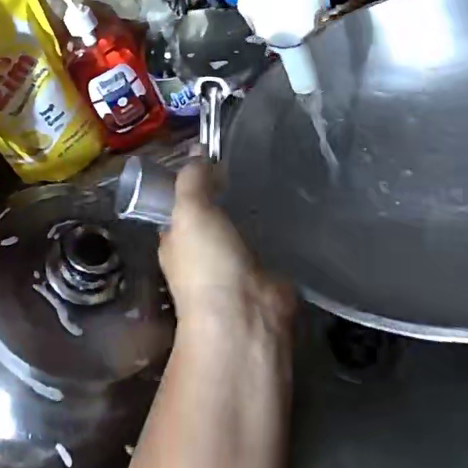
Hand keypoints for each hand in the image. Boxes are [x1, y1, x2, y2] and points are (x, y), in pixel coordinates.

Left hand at [159, 158, 294, 338]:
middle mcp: (202, 253)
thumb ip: (192, 179)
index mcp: (176, 240)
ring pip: (242, 227)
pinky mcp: (266, 272)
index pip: (180, 204)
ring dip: (254, 209)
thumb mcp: (190, 211)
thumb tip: (197, 150)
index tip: (215, 154)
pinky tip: (291, 204)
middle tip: (251, 158)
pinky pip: (269, 240)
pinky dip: (277, 226)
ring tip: (275, 173)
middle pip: (213, 214)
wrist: (245, 317)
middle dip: (227, 192)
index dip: (193, 181)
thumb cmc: (207, 263)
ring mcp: (234, 265)